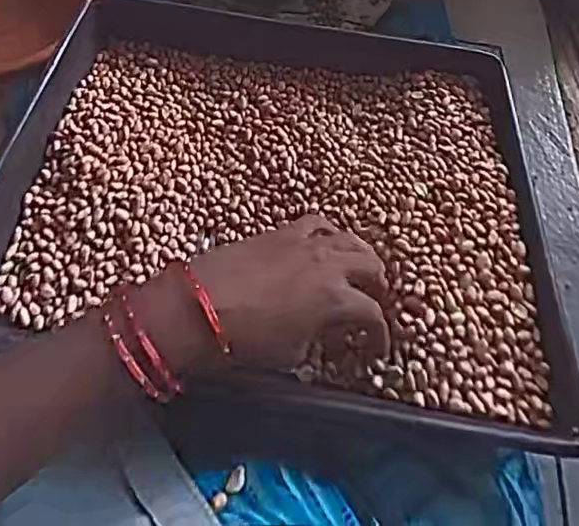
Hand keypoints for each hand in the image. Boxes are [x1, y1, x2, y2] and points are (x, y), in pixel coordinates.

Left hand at [188, 216, 389, 369]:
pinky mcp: (283, 230)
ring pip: (349, 238)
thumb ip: (317, 340)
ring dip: (359, 256)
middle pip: (370, 266)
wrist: (200, 305)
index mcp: (335, 298)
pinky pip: (318, 224)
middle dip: (377, 287)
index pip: (372, 314)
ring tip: (359, 271)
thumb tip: (322, 336)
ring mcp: (305, 241)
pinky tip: (327, 243)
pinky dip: (329, 234)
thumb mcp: (291, 353)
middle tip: (373, 303)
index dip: (378, 336)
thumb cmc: (244, 339)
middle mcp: (327, 262)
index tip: (375, 350)